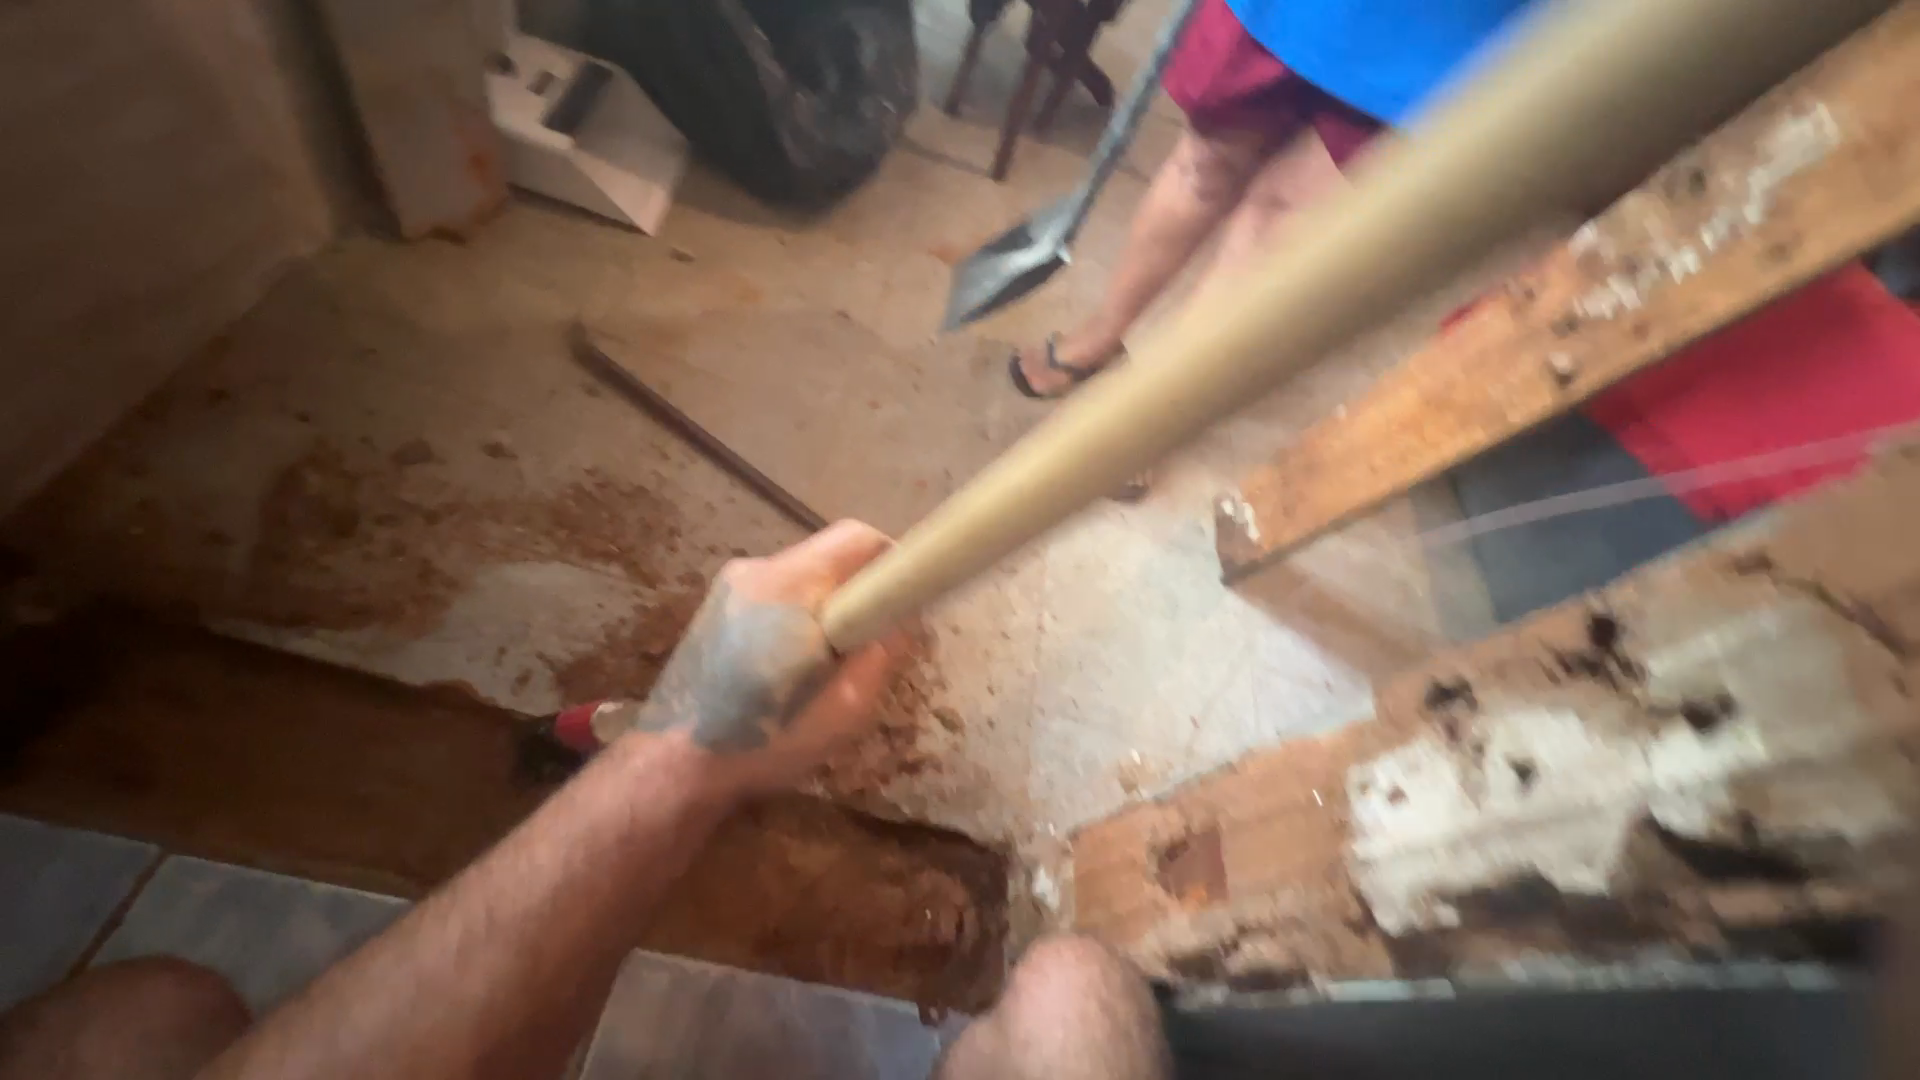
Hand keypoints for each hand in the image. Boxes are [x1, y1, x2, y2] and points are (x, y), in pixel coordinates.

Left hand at [631, 520, 911, 795]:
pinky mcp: (715, 605)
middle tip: (868, 644)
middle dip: (859, 592)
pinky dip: (797, 616)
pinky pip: (777, 594)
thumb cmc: (766, 739)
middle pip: (830, 557)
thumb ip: (883, 652)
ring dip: (827, 607)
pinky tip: (789, 667)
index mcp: (789, 585)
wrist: (673, 767)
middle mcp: (756, 570)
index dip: (891, 562)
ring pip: (804, 577)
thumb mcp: (846, 708)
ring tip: (825, 664)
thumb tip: (904, 617)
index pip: (858, 539)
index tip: (902, 604)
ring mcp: (730, 585)